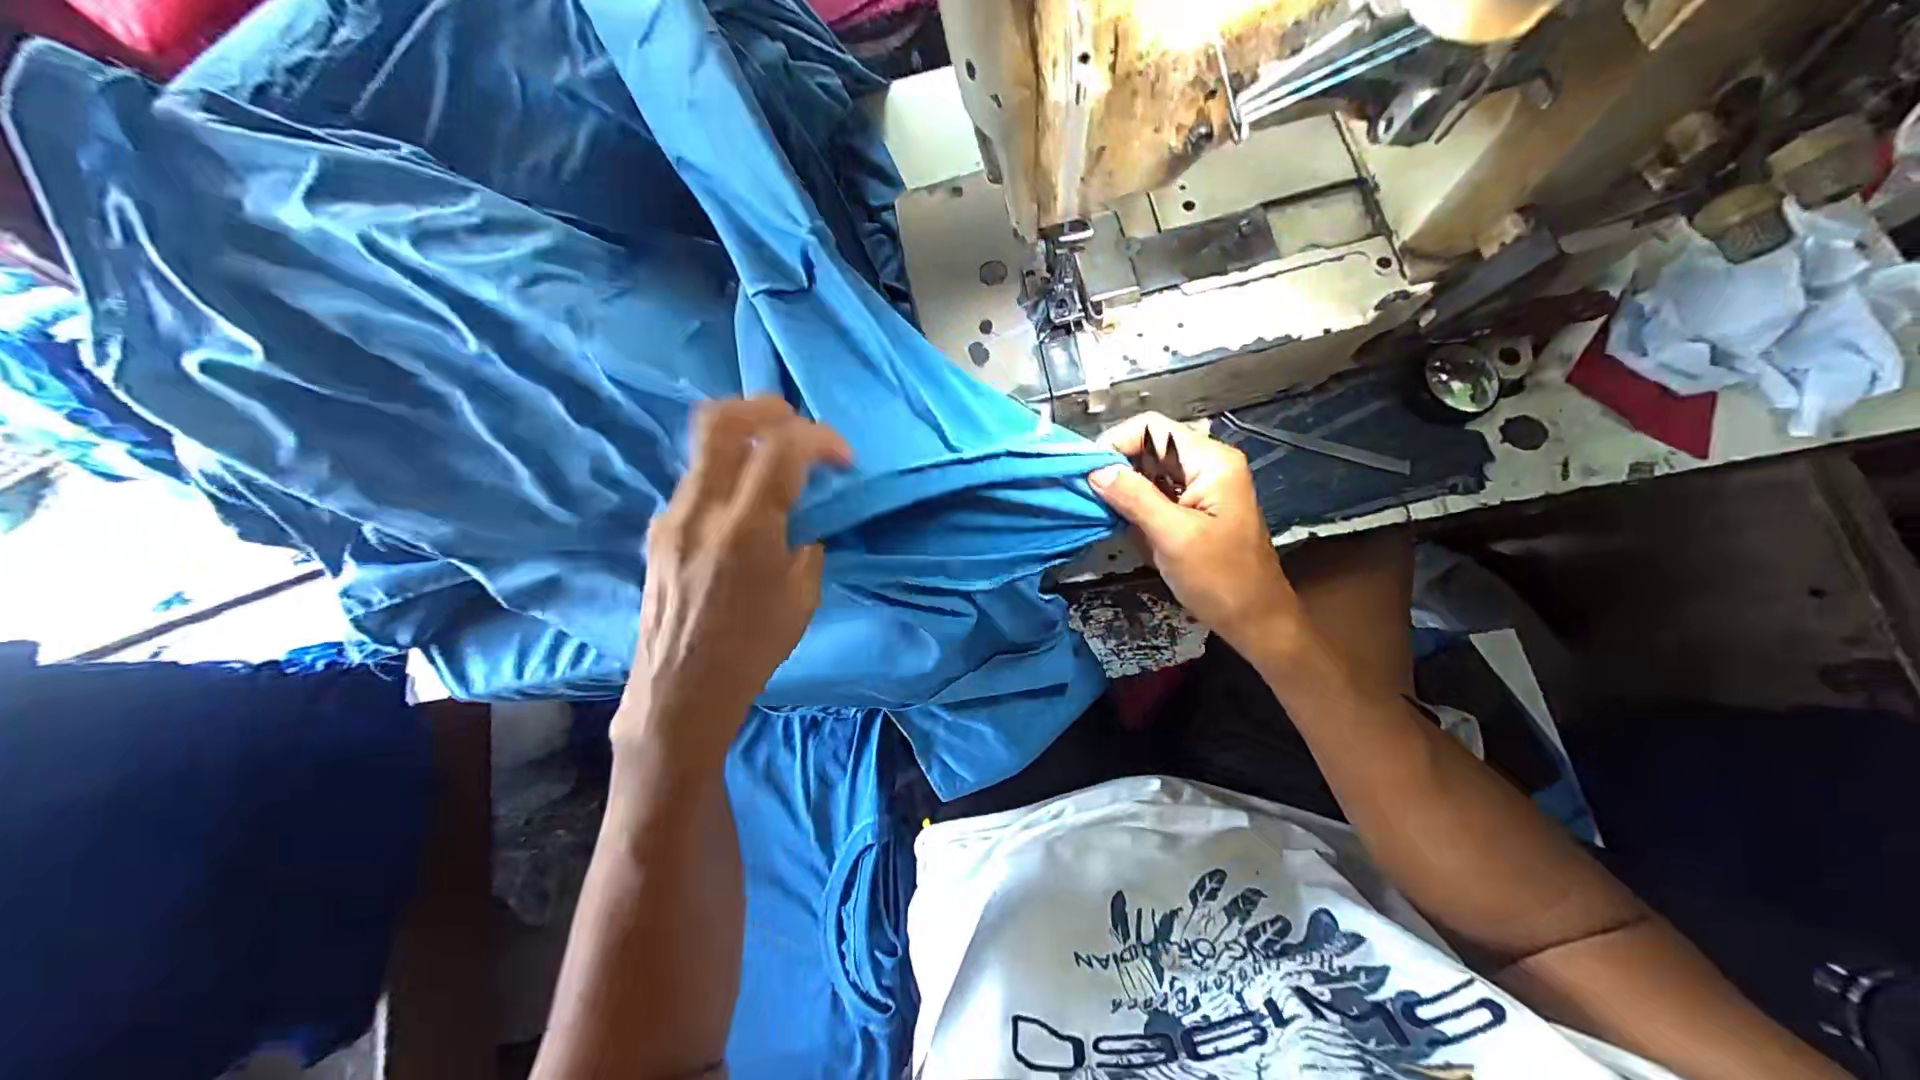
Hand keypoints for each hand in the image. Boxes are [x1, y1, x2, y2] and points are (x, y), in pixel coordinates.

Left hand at [615, 397, 852, 758]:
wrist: (680, 691)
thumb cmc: (752, 650)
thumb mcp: (802, 598)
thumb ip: (806, 545)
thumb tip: (801, 522)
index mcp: (746, 530)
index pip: (782, 449)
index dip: (820, 437)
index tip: (843, 458)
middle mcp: (701, 510)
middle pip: (722, 420)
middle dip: (766, 408)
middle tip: (797, 424)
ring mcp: (672, 517)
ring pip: (704, 447)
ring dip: (746, 439)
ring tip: (775, 461)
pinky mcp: (658, 530)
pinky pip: (696, 481)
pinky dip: (727, 473)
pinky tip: (745, 504)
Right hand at [1089, 412, 1305, 655]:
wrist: (1256, 620)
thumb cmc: (1221, 579)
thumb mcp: (1173, 536)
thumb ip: (1134, 497)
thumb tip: (1096, 471)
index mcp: (1211, 461)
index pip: (1152, 429)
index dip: (1116, 444)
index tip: (1088, 473)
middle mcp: (1207, 465)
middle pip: (1149, 448)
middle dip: (1118, 469)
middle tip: (1091, 497)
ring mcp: (1202, 488)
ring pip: (1149, 473)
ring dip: (1125, 491)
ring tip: (1105, 513)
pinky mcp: (1194, 510)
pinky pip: (1157, 495)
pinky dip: (1137, 507)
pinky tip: (1126, 526)